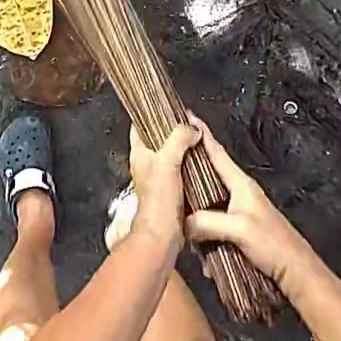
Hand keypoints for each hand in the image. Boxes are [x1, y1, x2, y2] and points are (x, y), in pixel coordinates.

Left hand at [124, 123, 198, 251]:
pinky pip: (179, 170)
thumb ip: (178, 140)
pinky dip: (188, 164)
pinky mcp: (170, 190)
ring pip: (169, 155)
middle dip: (171, 130)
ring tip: (197, 139)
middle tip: (188, 122)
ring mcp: (157, 177)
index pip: (139, 125)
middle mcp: (146, 163)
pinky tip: (201, 162)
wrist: (162, 234)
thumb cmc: (159, 197)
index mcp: (139, 153)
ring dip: (182, 148)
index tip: (165, 105)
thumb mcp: (167, 160)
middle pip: (157, 139)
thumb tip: (191, 129)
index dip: (149, 113)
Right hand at [183, 117, 324, 296]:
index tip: (185, 115)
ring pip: (205, 199)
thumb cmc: (274, 244)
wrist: (297, 273)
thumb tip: (180, 222)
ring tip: (173, 207)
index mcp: (240, 183)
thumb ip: (206, 222)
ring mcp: (237, 210)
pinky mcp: (237, 228)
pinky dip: (201, 229)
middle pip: (207, 171)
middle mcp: (237, 192)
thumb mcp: (238, 228)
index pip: (216, 150)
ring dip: (192, 206)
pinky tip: (194, 244)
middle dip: (187, 166)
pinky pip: (211, 221)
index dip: (201, 132)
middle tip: (166, 162)